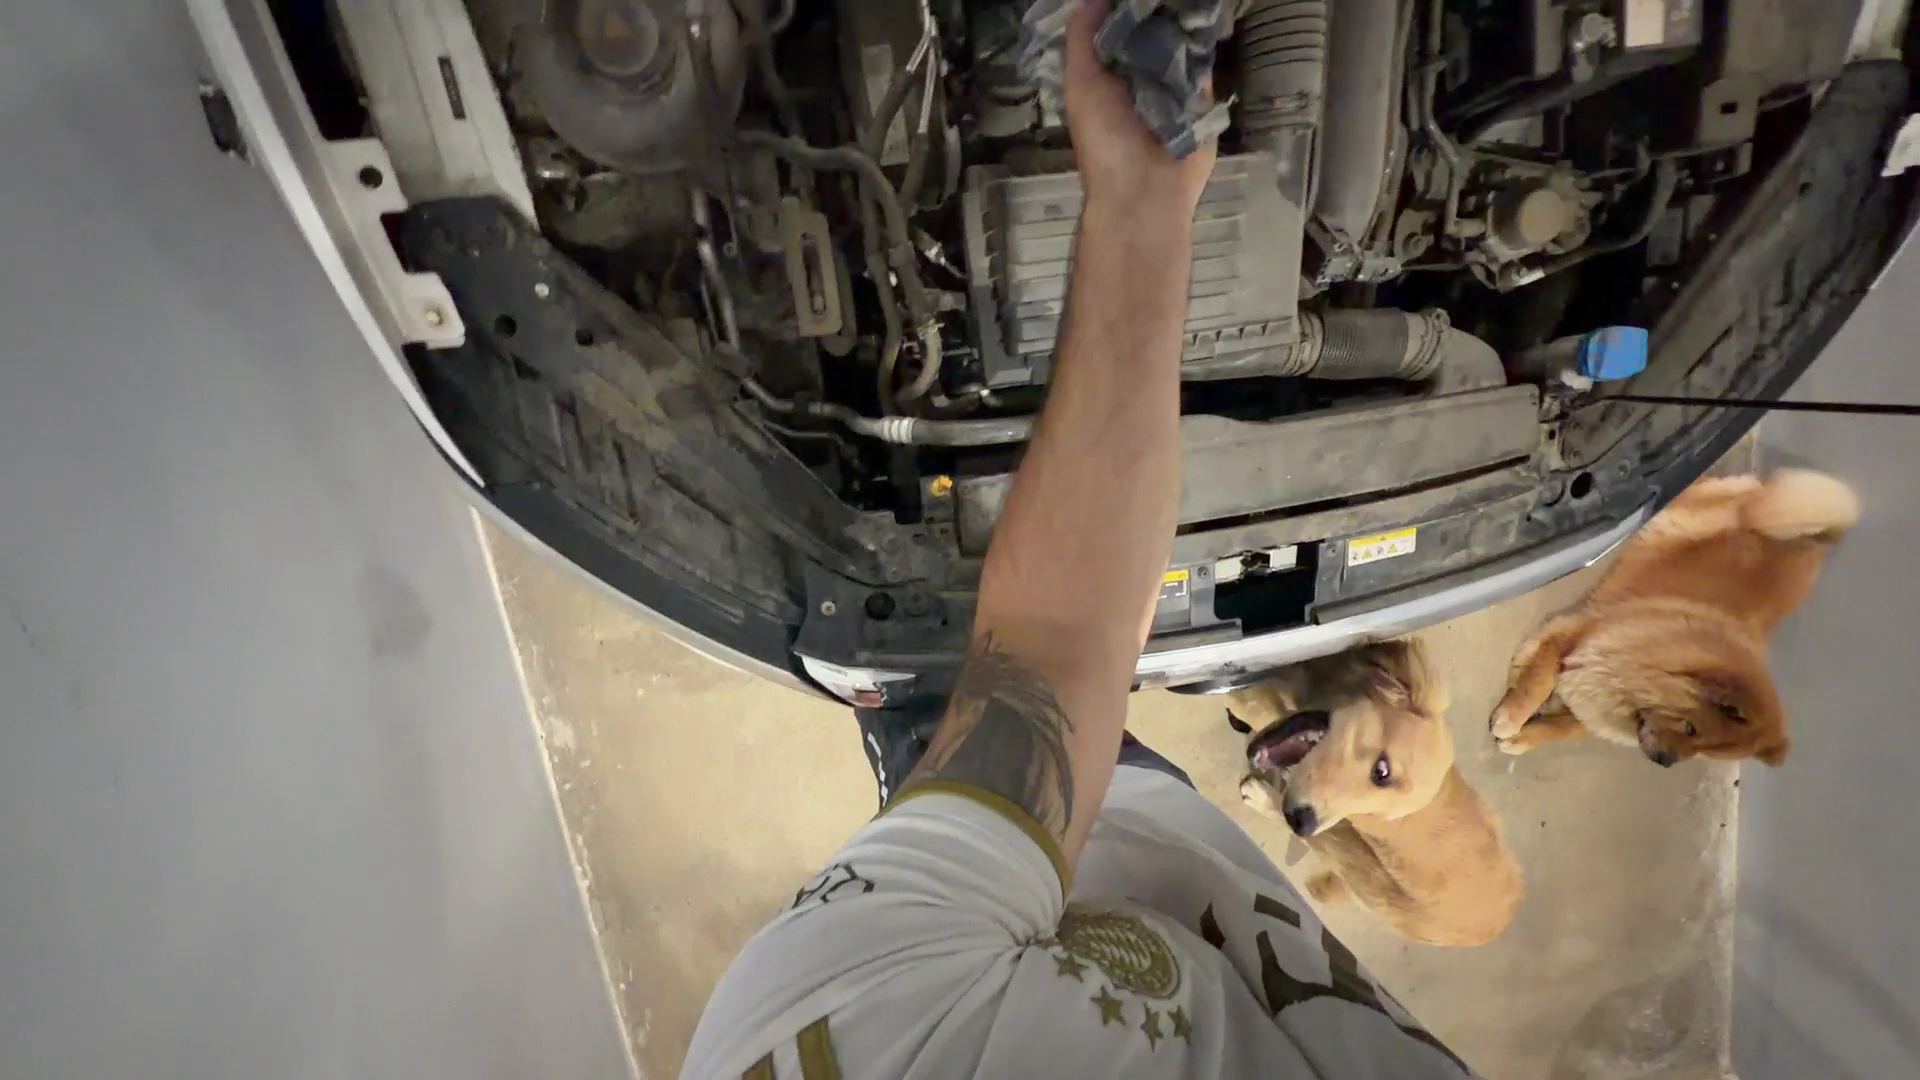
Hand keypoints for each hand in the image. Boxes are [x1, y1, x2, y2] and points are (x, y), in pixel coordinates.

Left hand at [1062, 0, 1216, 217]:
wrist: (1144, 191)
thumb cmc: (1104, 140)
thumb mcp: (1080, 85)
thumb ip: (1082, 39)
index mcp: (1109, 77)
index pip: (1120, 27)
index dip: (1126, 5)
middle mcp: (1141, 79)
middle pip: (1154, 27)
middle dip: (1159, 6)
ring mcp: (1174, 87)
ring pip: (1183, 38)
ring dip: (1184, 16)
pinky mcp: (1203, 97)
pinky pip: (1206, 58)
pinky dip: (1206, 37)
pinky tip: (1207, 11)